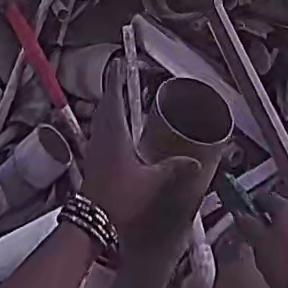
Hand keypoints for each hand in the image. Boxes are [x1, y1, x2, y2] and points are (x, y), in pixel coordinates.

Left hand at [79, 62, 199, 237]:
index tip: (118, 62)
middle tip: (121, 72)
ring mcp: (95, 148)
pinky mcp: (93, 159)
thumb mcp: (150, 183)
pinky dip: (108, 119)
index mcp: (114, 134)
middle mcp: (101, 136)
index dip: (115, 79)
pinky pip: (100, 129)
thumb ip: (172, 169)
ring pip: (101, 117)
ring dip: (110, 102)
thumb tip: (196, 162)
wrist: (90, 225)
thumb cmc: (118, 200)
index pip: (113, 98)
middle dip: (113, 87)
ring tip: (119, 93)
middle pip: (106, 104)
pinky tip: (117, 127)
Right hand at [234, 193, 287, 287]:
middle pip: (279, 211)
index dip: (252, 205)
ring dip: (279, 233)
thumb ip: (248, 224)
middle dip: (266, 221)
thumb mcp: (259, 242)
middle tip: (255, 235)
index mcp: (285, 206)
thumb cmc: (282, 260)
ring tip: (268, 249)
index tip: (244, 216)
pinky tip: (284, 257)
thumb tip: (240, 213)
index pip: (264, 198)